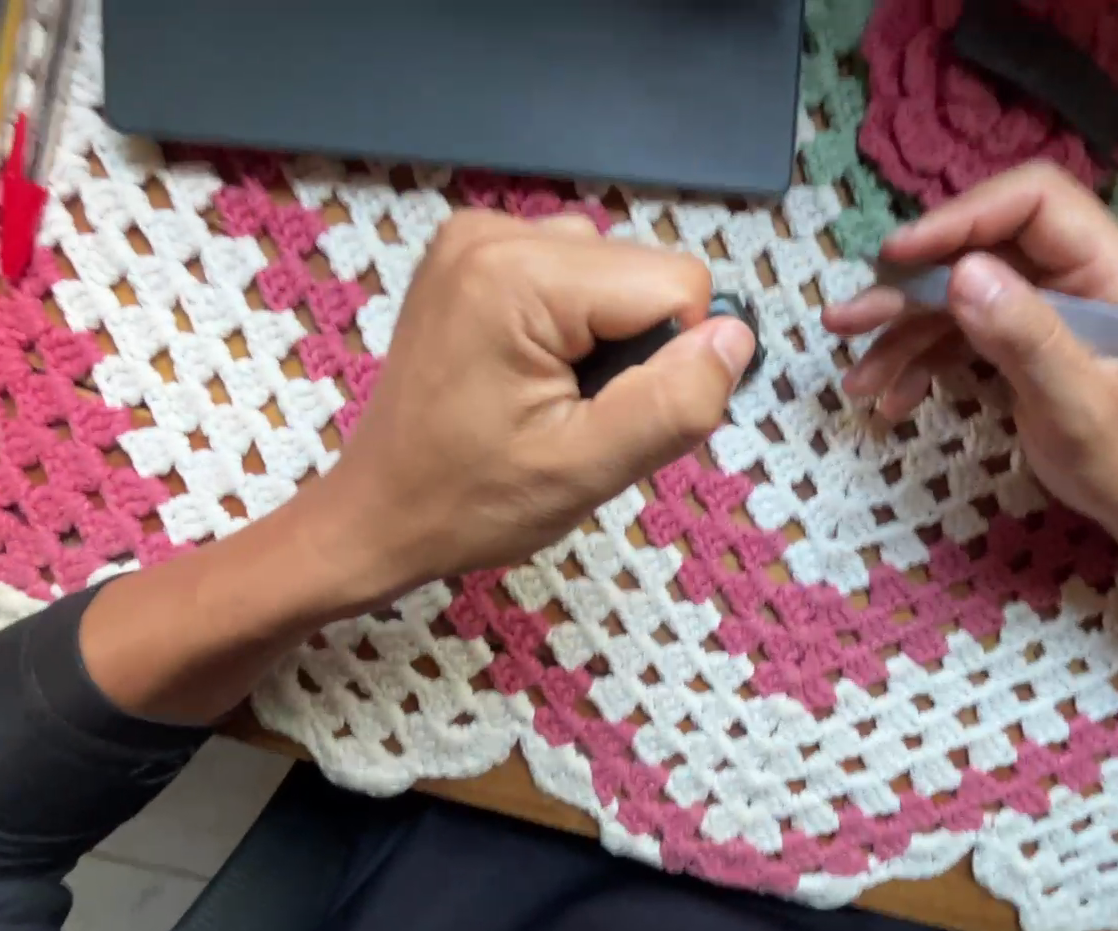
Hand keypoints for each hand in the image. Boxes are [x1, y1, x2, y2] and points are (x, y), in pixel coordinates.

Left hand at [288, 210, 757, 607]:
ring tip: (552, 400)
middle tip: (577, 416)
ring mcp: (479, 237)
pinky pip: (575, 279)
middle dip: (636, 351)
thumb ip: (671, 404)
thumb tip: (737, 336)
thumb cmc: (474, 503)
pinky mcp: (475, 258)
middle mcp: (498, 229)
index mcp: (520, 273)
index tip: (614, 417)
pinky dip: (577, 330)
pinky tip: (534, 377)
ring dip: (608, 342)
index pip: (677, 283)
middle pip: (645, 273)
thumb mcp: (585, 471)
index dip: (670, 361)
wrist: (380, 514)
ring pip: (616, 277)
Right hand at [821, 163, 1117, 530]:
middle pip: (976, 251)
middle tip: (844, 321)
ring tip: (856, 381)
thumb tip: (961, 275)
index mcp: (1106, 270)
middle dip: (906, 288)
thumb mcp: (1079, 407)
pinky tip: (892, 401)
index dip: (960, 219)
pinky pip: (953, 336)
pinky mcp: (1013, 342)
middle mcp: (1070, 276)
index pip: (1032, 205)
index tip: (896, 257)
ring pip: (952, 297)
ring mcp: (1038, 309)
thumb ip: (1027, 340)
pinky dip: (916, 365)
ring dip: (898, 335)